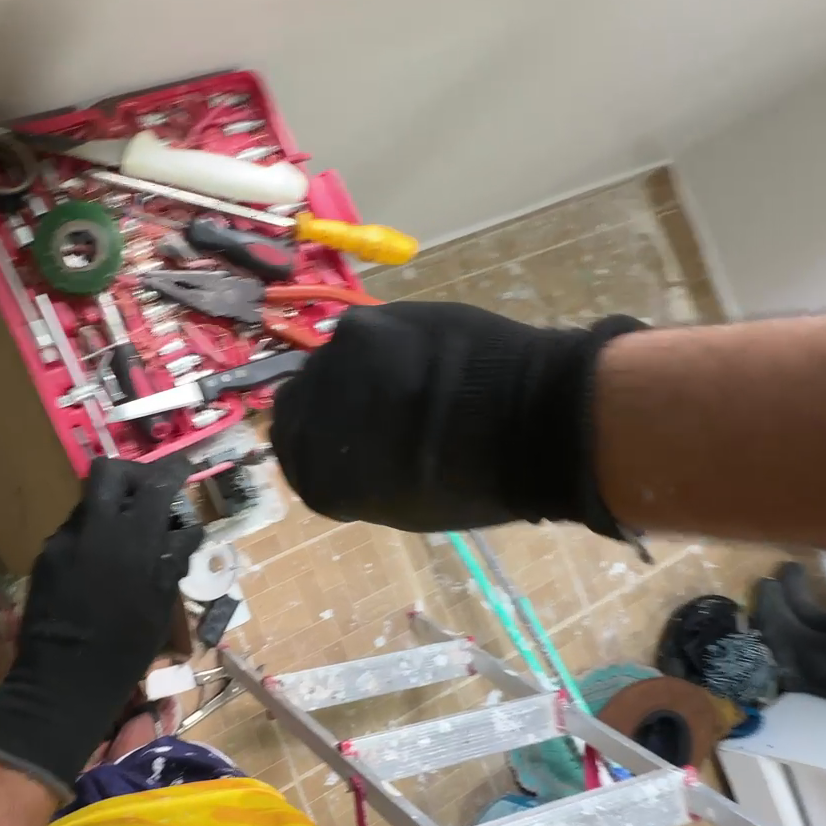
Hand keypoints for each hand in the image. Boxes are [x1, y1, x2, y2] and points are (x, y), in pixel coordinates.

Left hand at [0, 456, 203, 796]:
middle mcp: (96, 528)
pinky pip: (73, 532)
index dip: (173, 469)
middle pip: (109, 471)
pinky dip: (91, 537)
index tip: (183, 469)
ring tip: (125, 541)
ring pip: (89, 502)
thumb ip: (173, 558)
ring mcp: (65, 539)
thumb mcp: (161, 602)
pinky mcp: (45, 556)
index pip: (157, 482)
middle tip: (147, 496)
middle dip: (131, 476)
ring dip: (110, 510)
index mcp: (134, 538)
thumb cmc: (126, 648)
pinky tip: (98, 566)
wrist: (63, 679)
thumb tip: (186, 529)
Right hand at [270, 301, 645, 536]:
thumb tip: (345, 444)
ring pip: (325, 366)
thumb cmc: (474, 483)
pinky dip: (379, 349)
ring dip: (350, 374)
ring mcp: (334, 365)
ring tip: (397, 382)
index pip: (292, 456)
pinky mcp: (368, 323)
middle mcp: (311, 416)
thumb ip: (351, 472)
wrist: (533, 422)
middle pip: (295, 405)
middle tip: (364, 411)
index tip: (344, 448)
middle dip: (323, 407)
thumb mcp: (396, 502)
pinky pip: (359, 338)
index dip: (317, 450)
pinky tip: (416, 359)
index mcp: (319, 475)